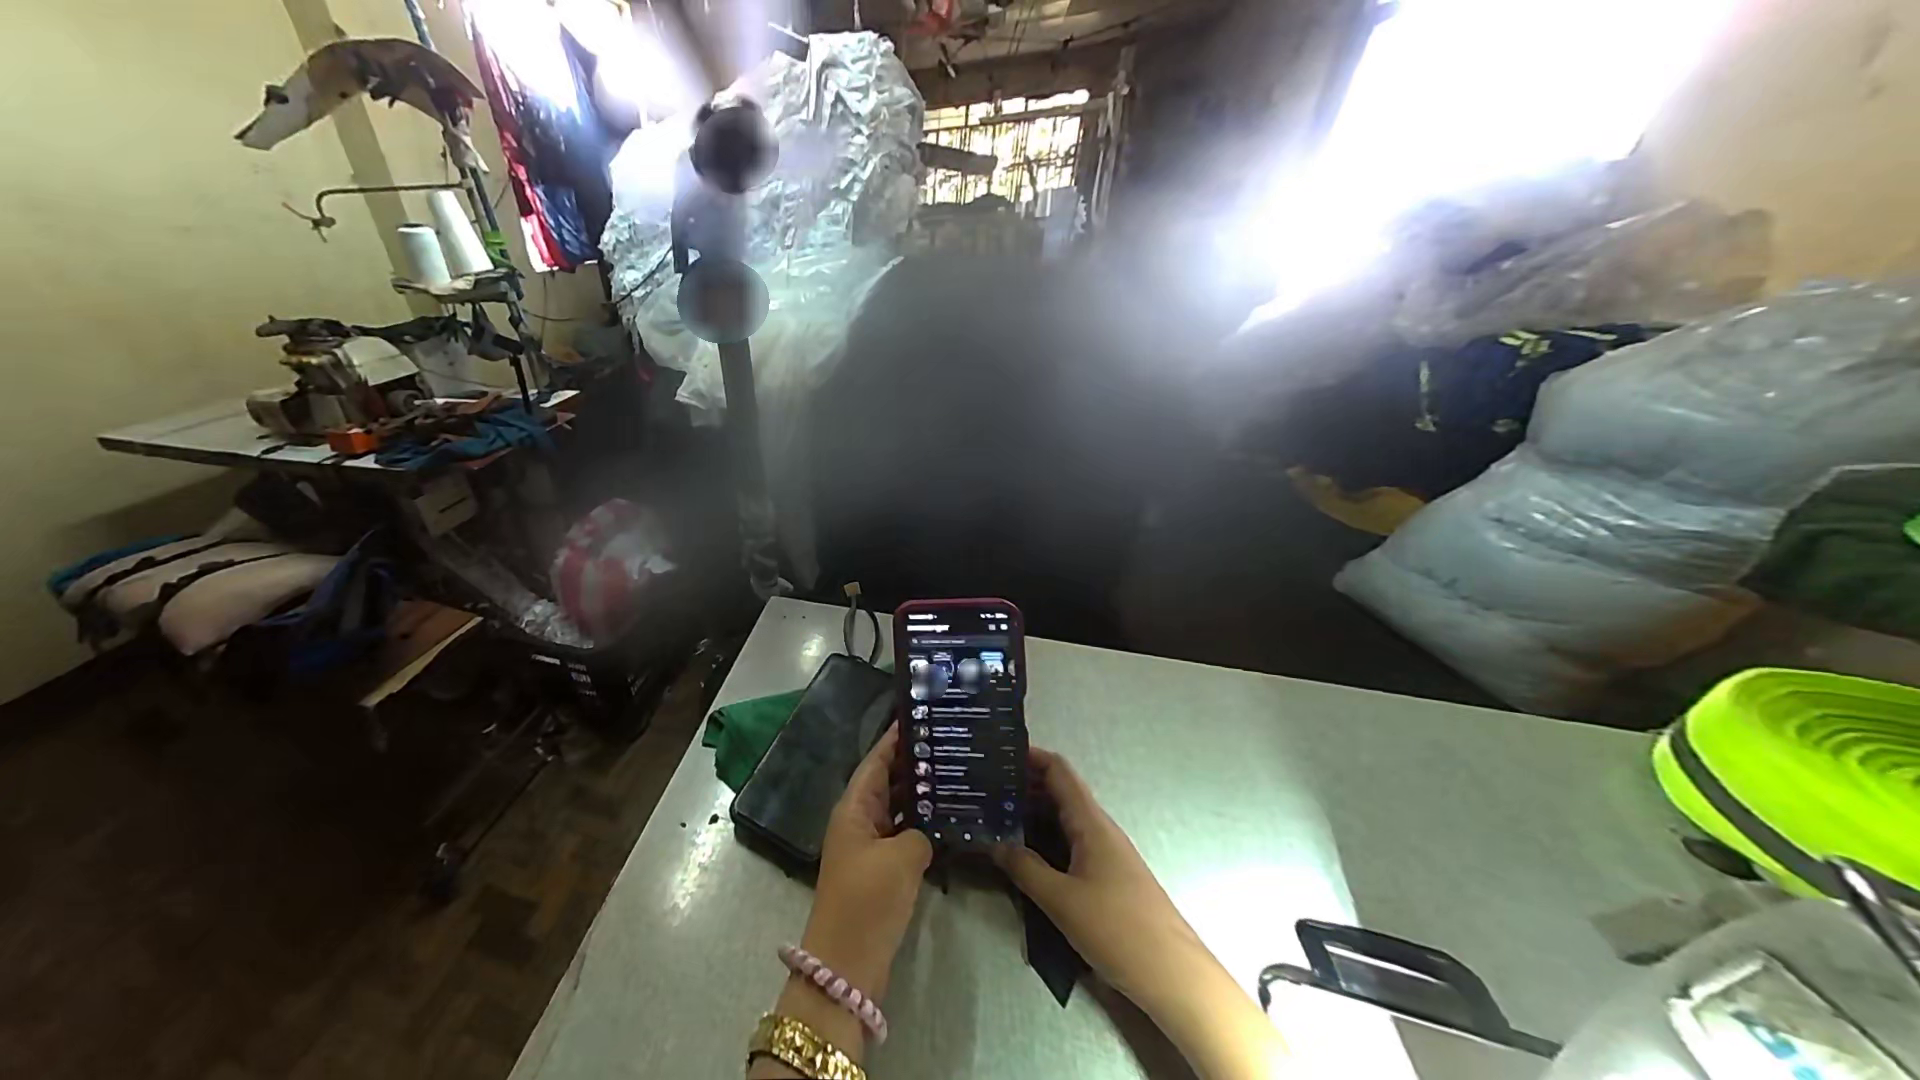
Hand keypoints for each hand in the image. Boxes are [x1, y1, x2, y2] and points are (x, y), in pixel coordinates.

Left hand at [802, 721, 932, 1000]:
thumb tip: (935, 824)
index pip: (877, 760)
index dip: (897, 738)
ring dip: (923, 793)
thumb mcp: (902, 858)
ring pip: (900, 806)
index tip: (924, 715)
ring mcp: (870, 844)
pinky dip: (924, 822)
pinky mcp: (882, 867)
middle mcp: (860, 819)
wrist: (847, 965)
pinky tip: (952, 815)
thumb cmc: (868, 900)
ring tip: (959, 771)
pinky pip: (905, 832)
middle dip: (918, 763)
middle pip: (889, 780)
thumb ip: (923, 830)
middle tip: (954, 742)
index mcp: (854, 807)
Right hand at [995, 748, 1288, 1079]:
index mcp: (1091, 822)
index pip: (1059, 771)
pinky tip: (1022, 853)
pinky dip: (1043, 838)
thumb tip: (993, 842)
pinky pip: (1068, 843)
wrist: (1171, 974)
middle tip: (984, 788)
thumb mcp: (1061, 900)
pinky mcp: (1105, 876)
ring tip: (993, 816)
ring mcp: (1104, 853)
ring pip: (1063, 819)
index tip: (998, 753)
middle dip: (1023, 785)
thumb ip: (1024, 868)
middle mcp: (1098, 829)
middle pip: (1059, 792)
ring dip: (1031, 813)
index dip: (1030, 756)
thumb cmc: (1117, 929)